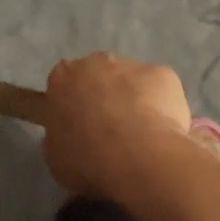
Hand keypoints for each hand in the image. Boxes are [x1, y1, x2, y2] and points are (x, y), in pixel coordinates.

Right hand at [42, 52, 191, 196]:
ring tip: (141, 138)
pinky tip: (163, 133)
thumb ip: (59, 135)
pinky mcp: (163, 73)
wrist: (137, 156)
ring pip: (131, 80)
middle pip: (98, 76)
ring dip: (133, 100)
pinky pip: (160, 90)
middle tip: (111, 133)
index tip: (80, 128)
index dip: (73, 106)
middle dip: (103, 97)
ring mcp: (131, 64)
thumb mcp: (55, 156)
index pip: (63, 85)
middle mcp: (95, 61)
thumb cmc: (87, 159)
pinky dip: (161, 107)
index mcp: (63, 77)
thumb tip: (69, 134)